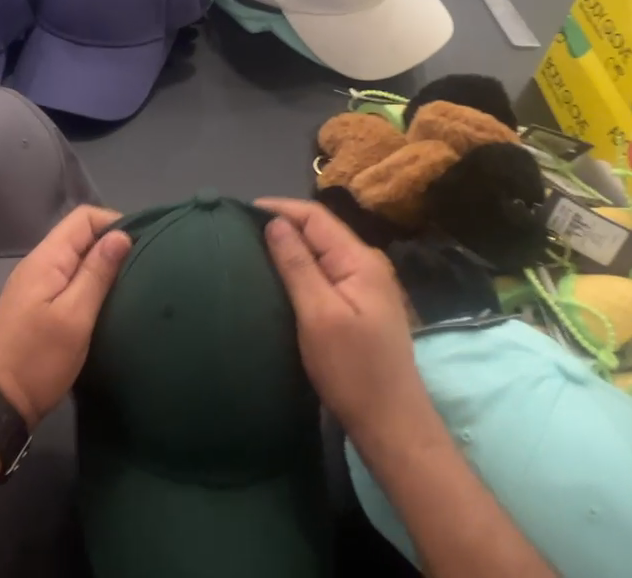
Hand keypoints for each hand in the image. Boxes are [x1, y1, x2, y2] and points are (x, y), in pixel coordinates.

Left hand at [0, 205, 130, 426]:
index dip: (114, 224)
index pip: (83, 217)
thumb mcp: (75, 317)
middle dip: (111, 243)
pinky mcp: (37, 303)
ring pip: (75, 257)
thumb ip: (97, 274)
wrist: (1, 400)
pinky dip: (89, 281)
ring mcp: (35, 283)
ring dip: (101, 264)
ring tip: (129, 284)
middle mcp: (38, 263)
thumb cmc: (40, 359)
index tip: (141, 247)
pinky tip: (106, 300)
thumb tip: (121, 235)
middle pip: (79, 234)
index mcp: (46, 259)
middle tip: (142, 267)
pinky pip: (67, 277)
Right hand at [257, 197, 426, 448]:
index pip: (316, 216)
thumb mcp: (318, 314)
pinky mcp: (360, 305)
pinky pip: (326, 271)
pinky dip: (301, 266)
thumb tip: (275, 223)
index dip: (279, 208)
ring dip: (290, 246)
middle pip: (320, 230)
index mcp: (360, 261)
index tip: (241, 212)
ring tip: (253, 249)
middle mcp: (367, 265)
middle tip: (241, 230)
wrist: (391, 423)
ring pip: (322, 251)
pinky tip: (280, 275)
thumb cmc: (352, 369)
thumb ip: (297, 264)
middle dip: (283, 224)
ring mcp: (366, 286)